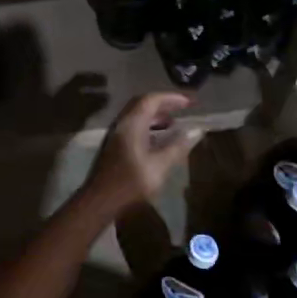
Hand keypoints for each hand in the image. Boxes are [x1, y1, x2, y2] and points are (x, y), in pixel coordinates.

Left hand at [83, 92, 200, 213]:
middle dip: (163, 103)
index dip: (171, 98)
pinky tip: (158, 138)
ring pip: (136, 116)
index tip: (190, 102)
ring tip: (174, 123)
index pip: (150, 100)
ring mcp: (115, 134)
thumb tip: (195, 131)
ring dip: (155, 115)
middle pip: (141, 104)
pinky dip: (147, 126)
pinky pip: (132, 126)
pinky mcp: (113, 145)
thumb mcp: (160, 165)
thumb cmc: (131, 182)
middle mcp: (121, 124)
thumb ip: (177, 146)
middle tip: (183, 108)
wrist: (101, 199)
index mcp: (131, 124)